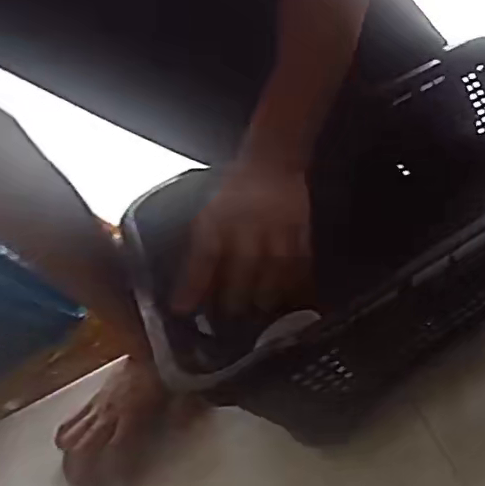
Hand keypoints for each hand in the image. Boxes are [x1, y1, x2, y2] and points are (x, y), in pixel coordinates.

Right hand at [53, 355, 202, 485]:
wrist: (154, 342)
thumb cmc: (175, 368)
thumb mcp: (189, 389)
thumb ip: (186, 411)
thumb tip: (186, 430)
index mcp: (135, 411)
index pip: (122, 446)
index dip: (121, 468)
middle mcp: (110, 412)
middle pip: (88, 450)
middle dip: (87, 475)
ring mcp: (97, 406)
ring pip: (73, 440)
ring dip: (72, 464)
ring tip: (76, 482)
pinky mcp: (91, 399)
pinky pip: (69, 423)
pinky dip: (66, 440)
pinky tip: (69, 452)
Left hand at [173, 162, 312, 315]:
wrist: (273, 165)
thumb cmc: (237, 191)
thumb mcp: (209, 213)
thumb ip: (205, 245)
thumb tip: (196, 282)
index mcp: (219, 221)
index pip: (203, 258)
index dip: (192, 285)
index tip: (182, 310)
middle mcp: (248, 228)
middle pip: (243, 269)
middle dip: (235, 297)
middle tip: (231, 320)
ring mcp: (278, 230)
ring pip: (275, 269)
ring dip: (269, 293)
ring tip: (264, 311)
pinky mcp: (302, 231)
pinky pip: (301, 260)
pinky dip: (298, 279)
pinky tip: (295, 293)